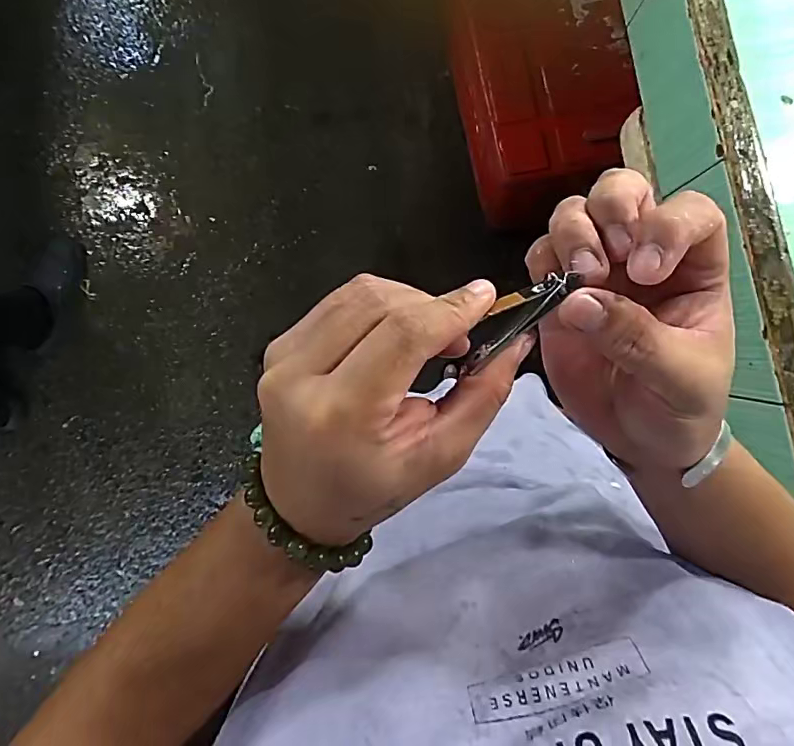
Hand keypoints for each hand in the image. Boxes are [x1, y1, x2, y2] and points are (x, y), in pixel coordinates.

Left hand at [256, 275, 532, 545]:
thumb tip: (514, 341)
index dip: (449, 309)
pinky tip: (393, 330)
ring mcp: (283, 354)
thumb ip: (481, 396)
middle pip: (378, 303)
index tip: (485, 297)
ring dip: (406, 299)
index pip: (402, 335)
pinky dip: (377, 305)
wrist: (296, 501)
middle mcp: (301, 375)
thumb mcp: (438, 457)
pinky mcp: (279, 342)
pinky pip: (337, 301)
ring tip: (430, 332)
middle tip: (459, 334)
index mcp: (341, 413)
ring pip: (357, 292)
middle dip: (431, 306)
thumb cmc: (369, 488)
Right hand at [525, 169, 733, 471]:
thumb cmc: (681, 407)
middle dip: (610, 208)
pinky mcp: (557, 290)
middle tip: (606, 254)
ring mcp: (596, 268)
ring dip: (571, 233)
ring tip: (579, 277)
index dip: (667, 225)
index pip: (691, 213)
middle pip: (623, 190)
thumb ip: (637, 339)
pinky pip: (540, 253)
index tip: (646, 273)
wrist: (638, 440)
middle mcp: (641, 254)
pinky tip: (551, 291)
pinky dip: (540, 262)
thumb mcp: (680, 379)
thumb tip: (579, 301)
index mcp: (693, 268)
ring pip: (575, 212)